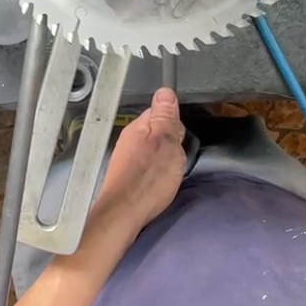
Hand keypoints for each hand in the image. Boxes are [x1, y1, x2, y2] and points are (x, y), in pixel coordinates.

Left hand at [81, 88, 186, 249]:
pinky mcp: (126, 176)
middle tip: (176, 159)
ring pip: (152, 149)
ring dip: (163, 158)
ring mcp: (125, 158)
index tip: (181, 140)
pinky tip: (159, 183)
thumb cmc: (148, 179)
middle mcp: (128, 139)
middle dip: (170, 142)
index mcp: (137, 127)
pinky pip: (146, 165)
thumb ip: (165, 117)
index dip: (175, 124)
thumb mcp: (166, 143)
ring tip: (169, 173)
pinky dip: (155, 171)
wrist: (124, 214)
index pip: (159, 112)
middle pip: (156, 132)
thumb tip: (165, 90)